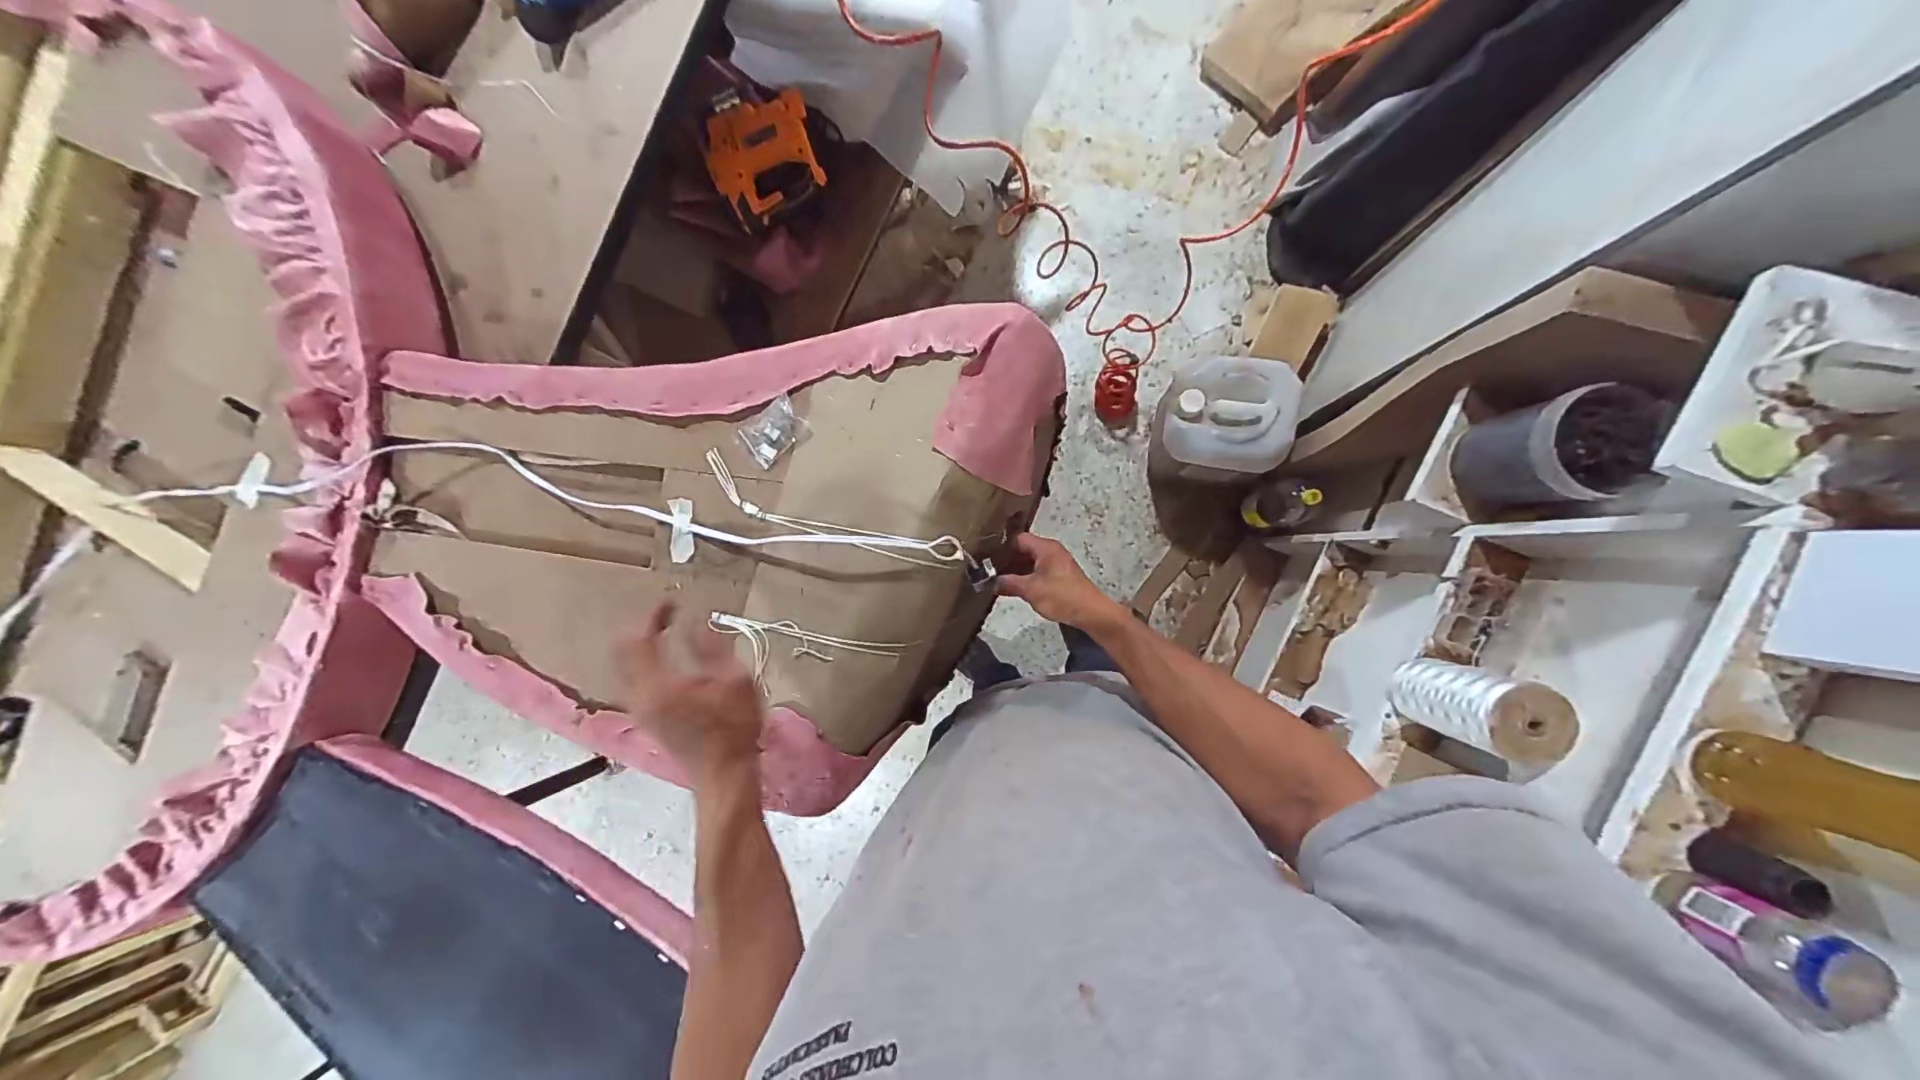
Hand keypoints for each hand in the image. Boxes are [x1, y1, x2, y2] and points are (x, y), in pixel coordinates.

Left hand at [620, 599, 764, 777]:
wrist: (724, 773)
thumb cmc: (734, 727)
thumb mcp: (735, 680)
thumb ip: (712, 648)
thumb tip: (697, 623)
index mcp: (660, 684)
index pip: (640, 639)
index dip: (654, 616)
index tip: (672, 602)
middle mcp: (640, 696)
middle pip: (623, 652)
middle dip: (642, 629)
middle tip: (666, 616)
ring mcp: (641, 710)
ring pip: (626, 667)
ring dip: (643, 646)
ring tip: (668, 633)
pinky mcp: (647, 719)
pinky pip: (635, 681)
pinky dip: (646, 663)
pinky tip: (669, 662)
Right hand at [996, 533, 1126, 631]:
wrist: (1090, 612)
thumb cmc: (1061, 596)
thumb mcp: (1031, 590)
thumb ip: (1009, 583)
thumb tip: (991, 582)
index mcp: (1045, 548)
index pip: (1018, 539)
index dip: (1001, 547)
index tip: (986, 557)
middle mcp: (1051, 551)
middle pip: (1023, 549)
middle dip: (1006, 560)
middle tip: (988, 571)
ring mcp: (1056, 564)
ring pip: (1029, 562)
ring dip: (1015, 571)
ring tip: (996, 580)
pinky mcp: (1059, 576)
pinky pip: (1037, 571)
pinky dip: (1025, 577)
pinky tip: (1013, 588)